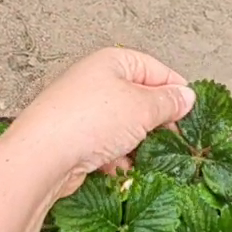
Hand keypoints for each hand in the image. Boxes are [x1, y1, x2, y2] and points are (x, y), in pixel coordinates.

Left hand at [0, 48, 194, 195]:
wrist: (42, 156)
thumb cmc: (89, 122)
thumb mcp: (142, 108)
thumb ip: (168, 102)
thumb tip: (185, 96)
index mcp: (112, 62)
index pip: (155, 69)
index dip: (175, 90)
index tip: (189, 112)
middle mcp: (95, 81)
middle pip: (139, 99)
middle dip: (155, 122)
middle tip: (171, 139)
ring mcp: (83, 110)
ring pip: (124, 127)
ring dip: (135, 145)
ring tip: (140, 157)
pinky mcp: (75, 138)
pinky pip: (105, 146)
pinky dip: (115, 159)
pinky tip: (116, 170)